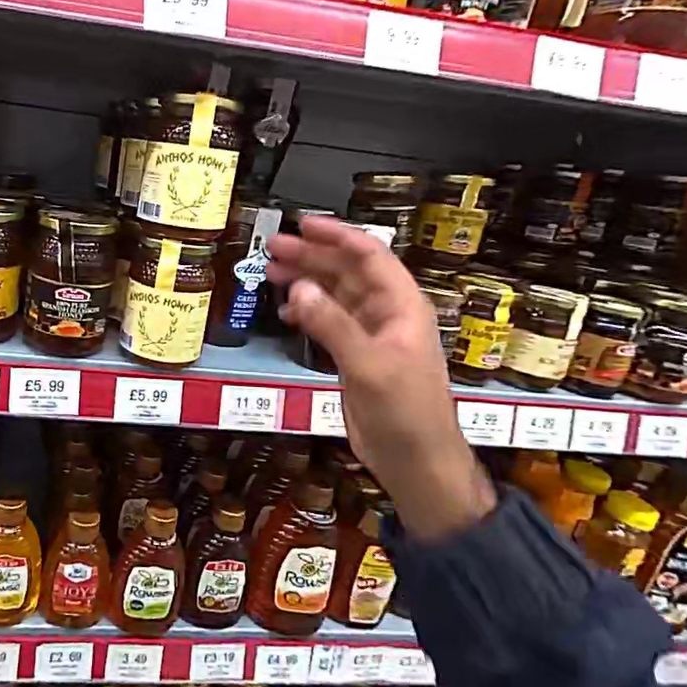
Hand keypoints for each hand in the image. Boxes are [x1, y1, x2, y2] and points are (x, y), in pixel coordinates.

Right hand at [267, 215, 495, 541]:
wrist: (417, 461)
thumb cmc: (404, 411)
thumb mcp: (369, 365)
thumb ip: (333, 324)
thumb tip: (298, 287)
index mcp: (401, 306)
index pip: (369, 256)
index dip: (337, 236)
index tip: (303, 224)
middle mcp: (386, 314)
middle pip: (347, 272)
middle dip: (312, 257)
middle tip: (272, 248)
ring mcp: (370, 335)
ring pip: (335, 295)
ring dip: (305, 281)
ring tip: (270, 272)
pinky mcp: (355, 356)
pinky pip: (328, 322)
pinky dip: (307, 312)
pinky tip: (286, 310)